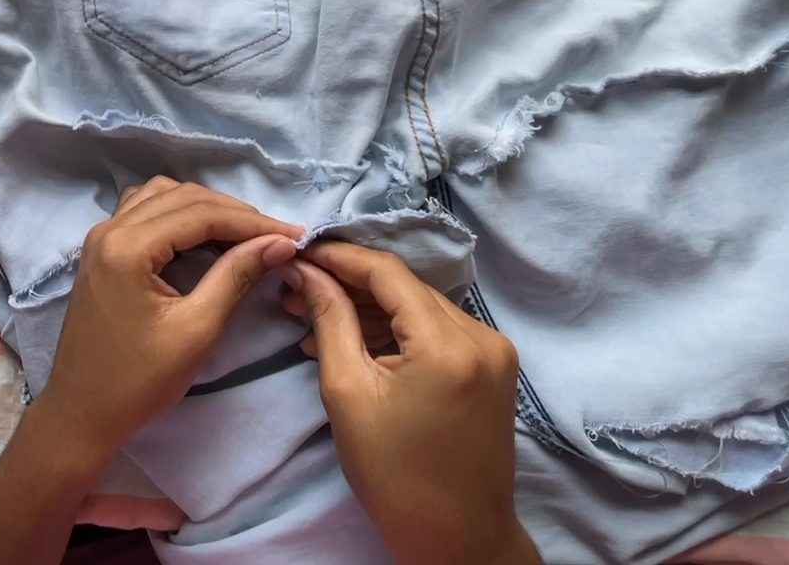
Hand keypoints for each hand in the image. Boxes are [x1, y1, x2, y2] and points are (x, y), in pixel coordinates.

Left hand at [33, 177, 303, 464]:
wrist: (82, 410)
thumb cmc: (139, 381)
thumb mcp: (196, 331)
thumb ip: (235, 277)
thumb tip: (278, 243)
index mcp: (127, 246)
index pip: (199, 213)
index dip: (251, 222)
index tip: (293, 235)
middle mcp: (109, 229)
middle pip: (181, 197)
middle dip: (232, 212)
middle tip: (275, 236)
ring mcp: (101, 236)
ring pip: (162, 196)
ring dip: (204, 207)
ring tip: (244, 233)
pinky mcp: (102, 248)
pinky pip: (144, 209)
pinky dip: (178, 213)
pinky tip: (202, 235)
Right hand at [285, 242, 539, 564]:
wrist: (457, 540)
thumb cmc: (392, 472)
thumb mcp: (347, 389)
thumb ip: (328, 317)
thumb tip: (304, 267)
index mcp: (449, 345)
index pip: (386, 272)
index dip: (337, 256)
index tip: (297, 252)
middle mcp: (482, 336)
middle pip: (402, 285)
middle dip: (345, 282)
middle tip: (295, 289)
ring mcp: (493, 350)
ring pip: (415, 303)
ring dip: (366, 304)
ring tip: (312, 314)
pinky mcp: (491, 365)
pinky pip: (432, 326)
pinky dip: (392, 326)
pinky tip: (350, 336)